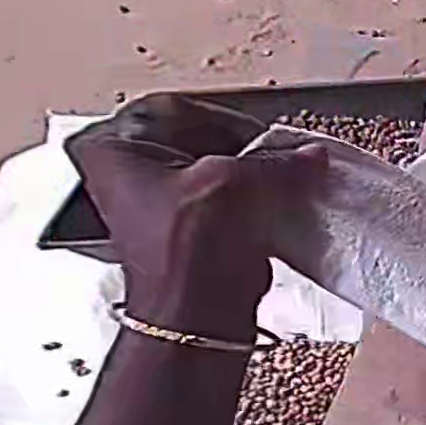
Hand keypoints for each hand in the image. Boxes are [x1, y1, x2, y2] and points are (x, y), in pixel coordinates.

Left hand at [65, 94, 325, 340]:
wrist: (200, 314)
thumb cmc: (190, 252)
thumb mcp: (234, 185)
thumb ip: (278, 162)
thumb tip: (312, 154)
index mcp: (113, 148)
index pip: (181, 110)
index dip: (232, 122)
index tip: (272, 139)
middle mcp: (130, 171)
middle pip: (204, 140)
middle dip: (250, 152)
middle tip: (284, 162)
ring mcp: (163, 201)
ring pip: (222, 170)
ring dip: (259, 177)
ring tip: (285, 187)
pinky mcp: (194, 227)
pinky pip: (232, 198)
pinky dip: (259, 199)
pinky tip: (281, 207)